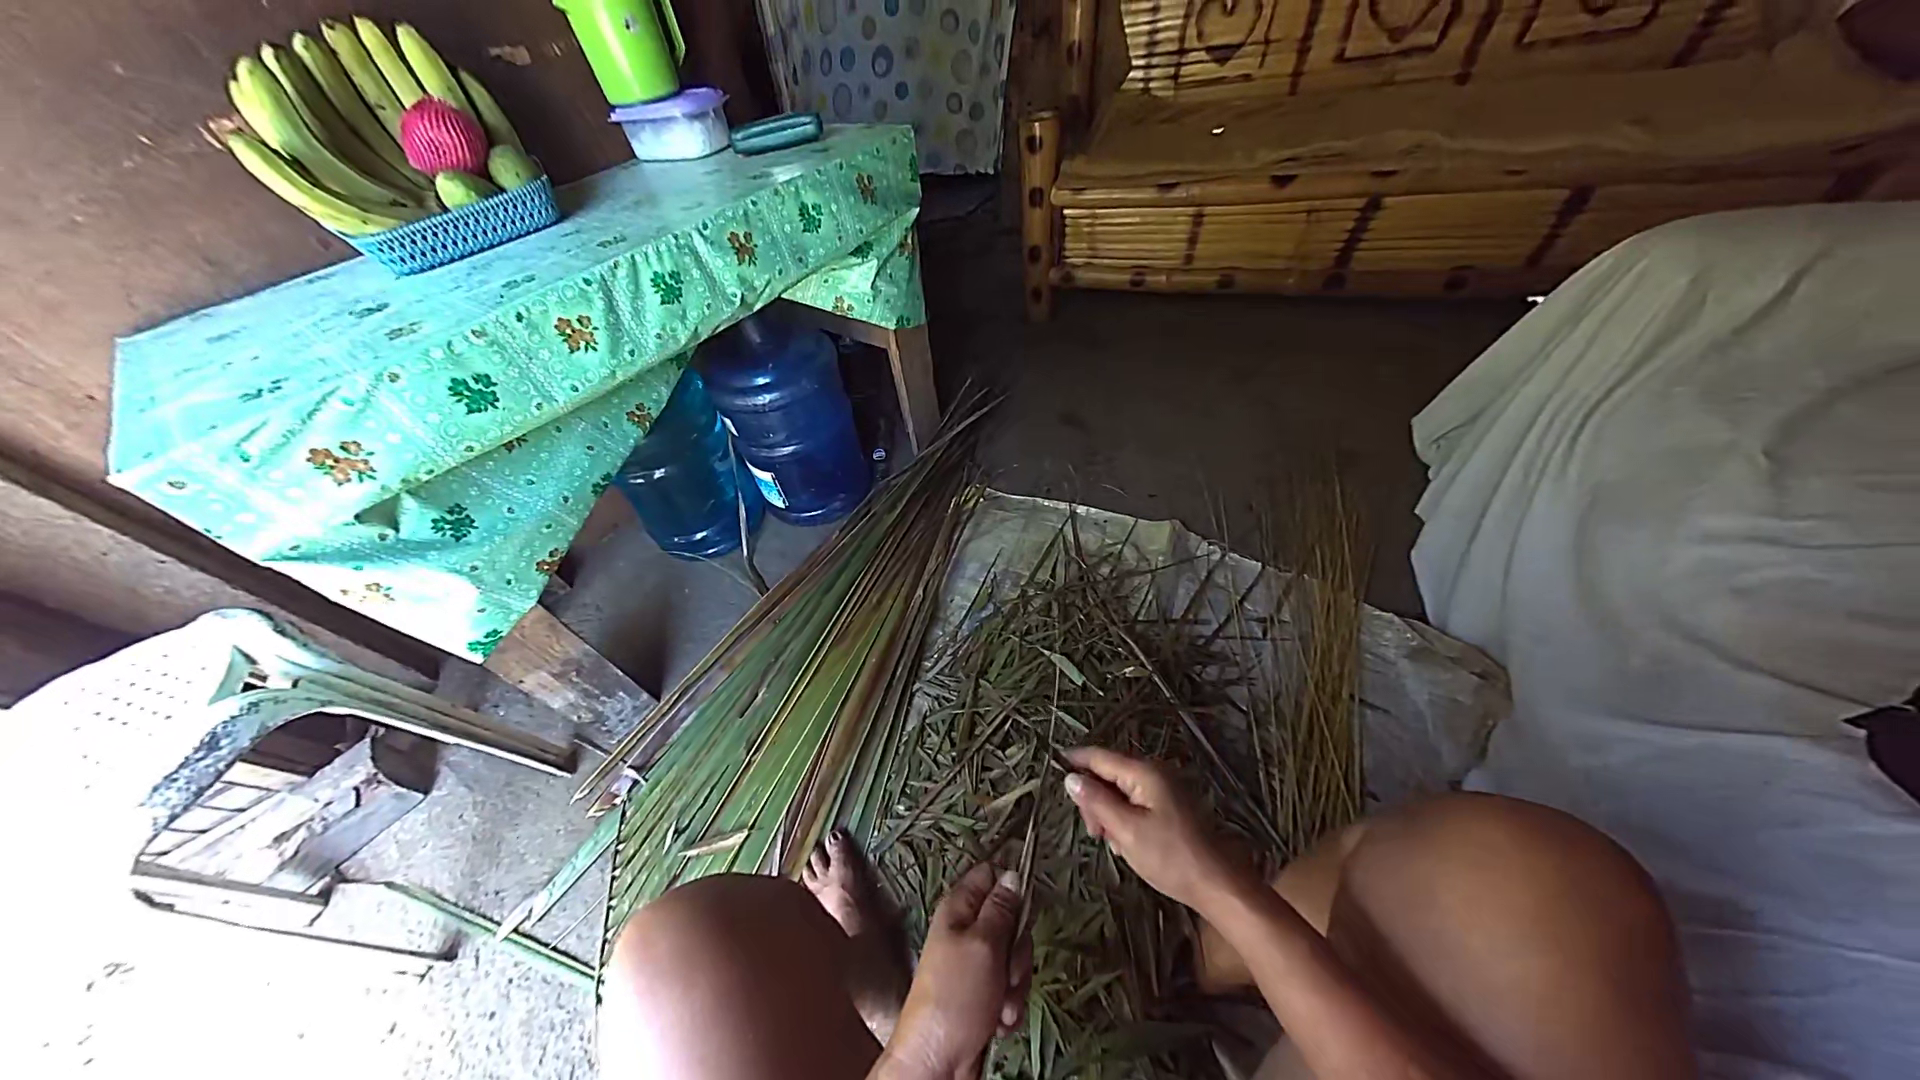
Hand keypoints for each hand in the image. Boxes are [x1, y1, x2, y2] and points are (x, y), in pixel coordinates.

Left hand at [883, 863, 1032, 1079]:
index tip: (1023, 911)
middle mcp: (966, 930)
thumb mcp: (983, 945)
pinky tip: (999, 1020)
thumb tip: (1013, 874)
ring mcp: (975, 962)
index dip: (1012, 888)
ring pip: (1014, 956)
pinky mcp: (983, 992)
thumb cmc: (956, 997)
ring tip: (1001, 1003)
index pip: (991, 875)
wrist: (938, 1062)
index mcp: (959, 908)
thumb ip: (1001, 909)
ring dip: (1016, 983)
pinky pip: (1010, 986)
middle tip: (1007, 970)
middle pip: (1010, 919)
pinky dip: (1010, 1004)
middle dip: (1018, 949)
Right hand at [1062, 746, 1247, 911]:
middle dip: (1094, 798)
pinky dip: (1124, 819)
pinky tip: (1126, 842)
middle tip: (1093, 831)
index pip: (1099, 756)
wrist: (1218, 885)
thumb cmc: (1171, 857)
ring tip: (1112, 842)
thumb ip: (1096, 801)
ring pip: (1120, 791)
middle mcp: (1155, 773)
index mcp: (1144, 772)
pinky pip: (1135, 803)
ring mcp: (1164, 789)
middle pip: (1109, 773)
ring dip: (1108, 812)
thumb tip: (1070, 778)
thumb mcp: (1126, 830)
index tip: (1052, 766)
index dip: (1075, 760)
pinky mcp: (1170, 807)